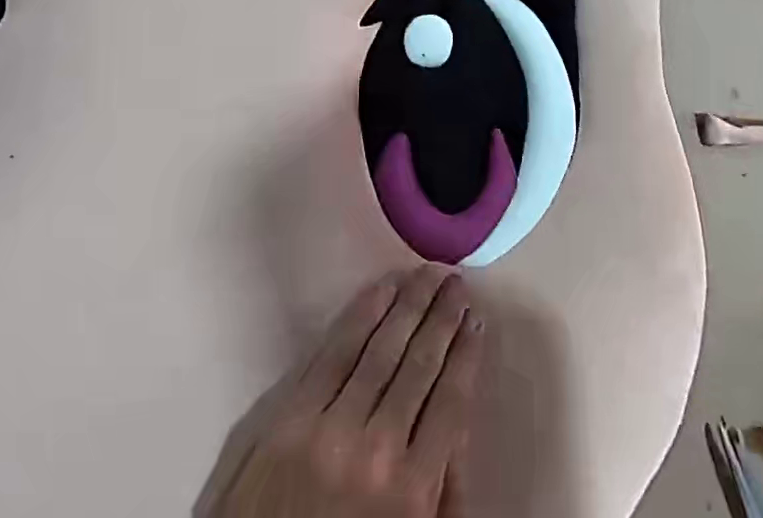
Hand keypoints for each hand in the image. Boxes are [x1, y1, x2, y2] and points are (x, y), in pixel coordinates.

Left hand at [212, 266, 484, 517]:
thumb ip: (444, 489)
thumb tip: (462, 421)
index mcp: (412, 488)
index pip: (451, 399)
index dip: (466, 353)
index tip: (477, 319)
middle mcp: (375, 449)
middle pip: (419, 363)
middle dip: (443, 316)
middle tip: (456, 281)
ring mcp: (326, 429)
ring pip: (379, 348)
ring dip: (409, 304)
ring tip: (428, 273)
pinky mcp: (286, 418)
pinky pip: (332, 353)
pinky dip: (360, 315)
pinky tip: (380, 291)